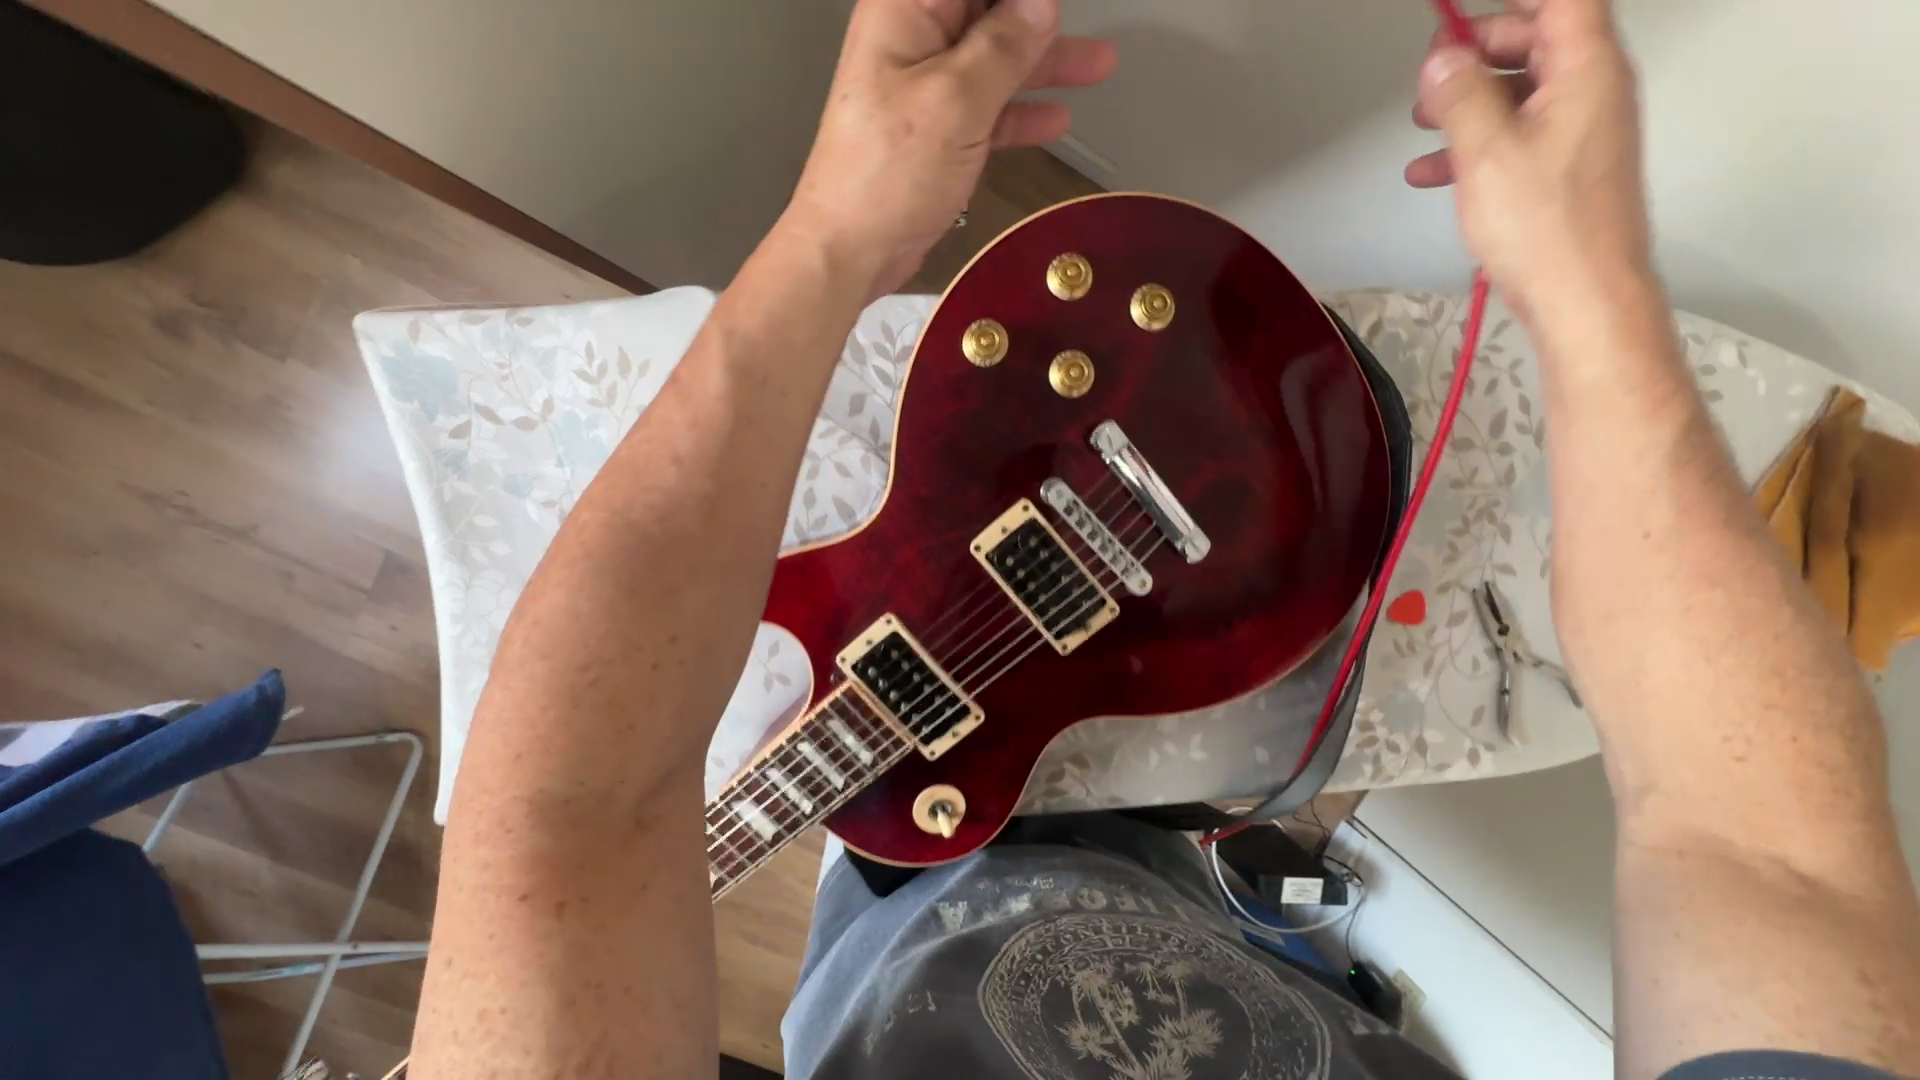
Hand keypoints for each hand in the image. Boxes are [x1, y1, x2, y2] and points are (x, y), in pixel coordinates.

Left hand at [783, 0, 1115, 298]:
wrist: (853, 250)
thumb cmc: (886, 176)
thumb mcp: (954, 101)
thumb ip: (1002, 47)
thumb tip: (1039, 5)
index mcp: (906, 10)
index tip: (1057, 6)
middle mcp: (913, 40)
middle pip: (987, 10)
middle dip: (1036, 15)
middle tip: (1084, 25)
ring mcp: (925, 89)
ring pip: (995, 60)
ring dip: (1044, 63)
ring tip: (1097, 64)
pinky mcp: (935, 133)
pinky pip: (987, 109)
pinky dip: (1020, 112)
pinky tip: (1055, 118)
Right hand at [1406, 0, 1654, 326]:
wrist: (1581, 293)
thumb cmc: (1545, 226)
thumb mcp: (1487, 153)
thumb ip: (1461, 97)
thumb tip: (1442, 59)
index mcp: (1586, 70)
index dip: (1509, 3)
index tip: (1455, 21)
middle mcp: (1592, 90)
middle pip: (1537, 39)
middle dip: (1479, 50)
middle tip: (1432, 73)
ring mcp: (1579, 130)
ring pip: (1520, 91)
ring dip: (1470, 99)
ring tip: (1422, 121)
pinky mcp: (1562, 167)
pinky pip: (1516, 134)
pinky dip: (1475, 142)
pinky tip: (1432, 171)